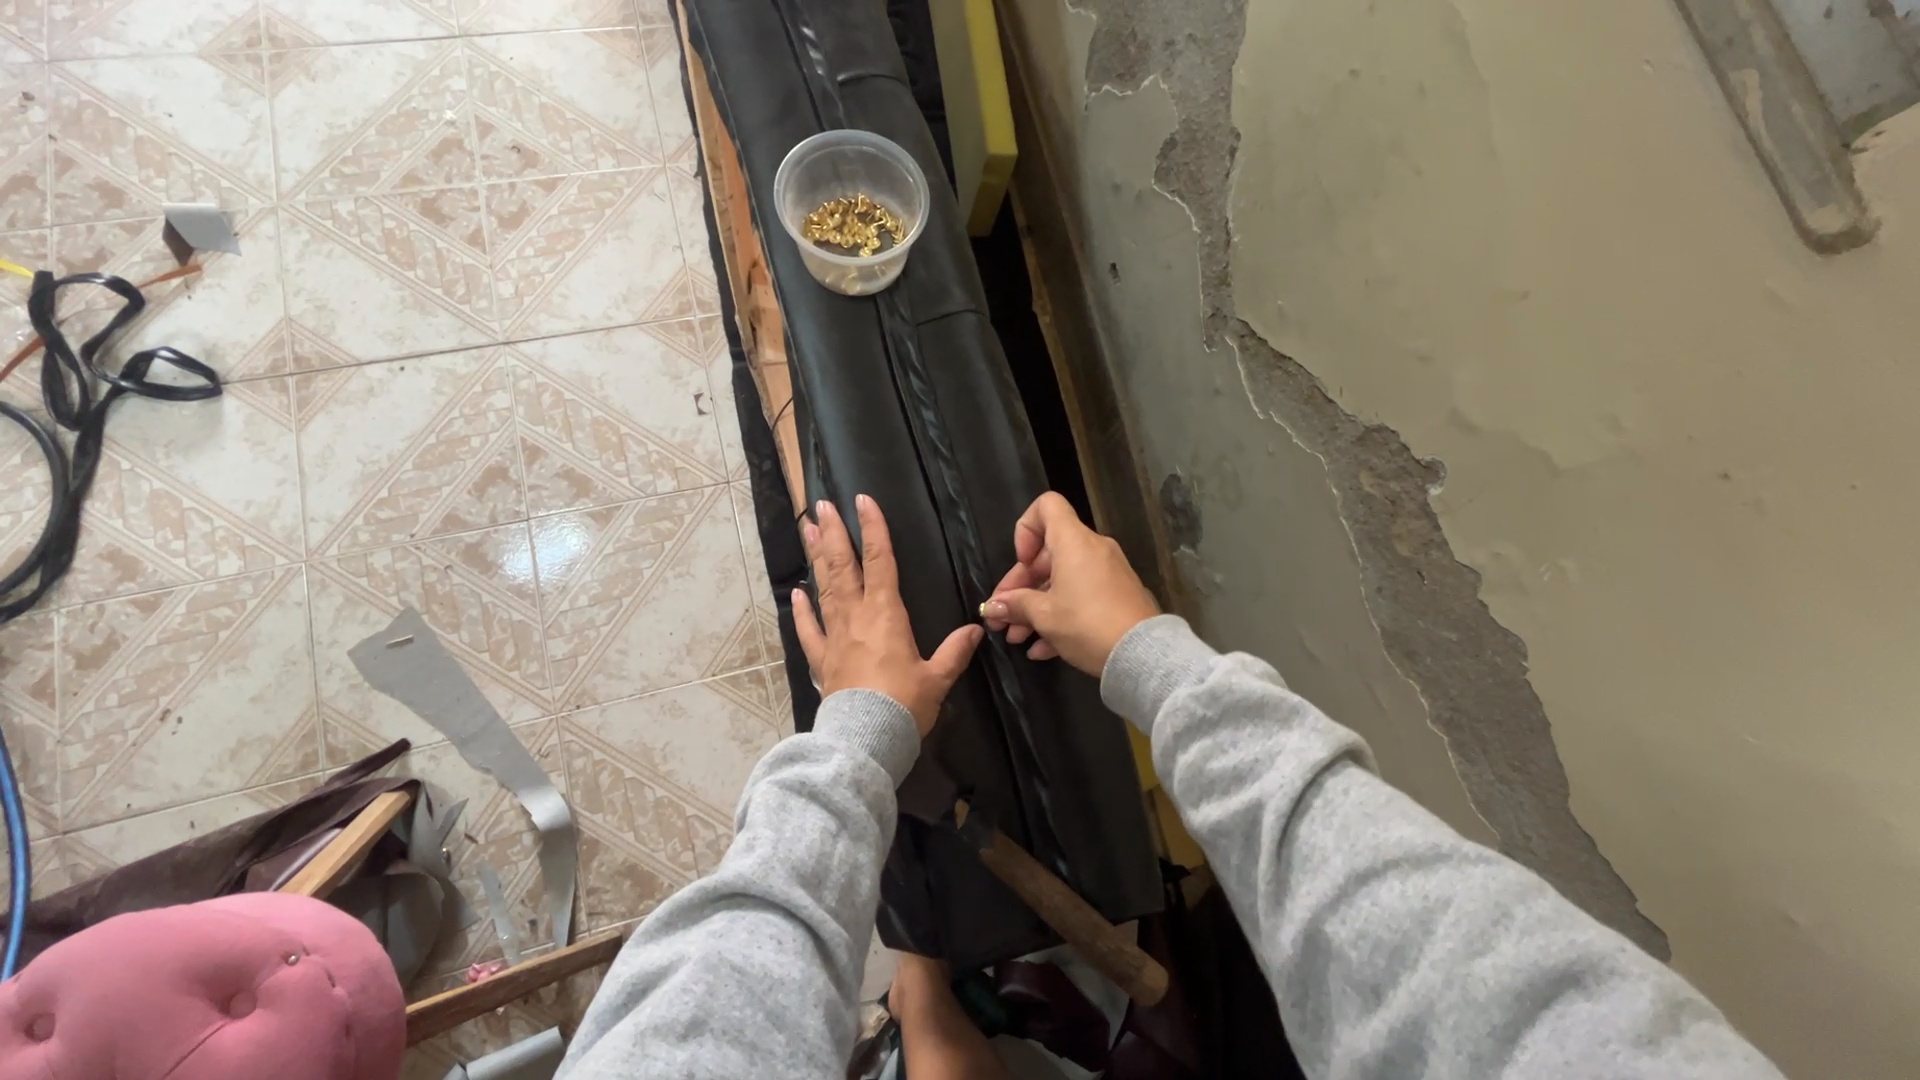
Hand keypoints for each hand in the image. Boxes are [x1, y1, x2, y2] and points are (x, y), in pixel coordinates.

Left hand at [794, 495, 983, 735]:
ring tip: (807, 531)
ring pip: (824, 588)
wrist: (866, 739)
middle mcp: (856, 617)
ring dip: (816, 558)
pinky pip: (809, 630)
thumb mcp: (938, 678)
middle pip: (843, 567)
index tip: (863, 501)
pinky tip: (796, 593)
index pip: (880, 561)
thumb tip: (976, 630)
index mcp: (886, 614)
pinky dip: (802, 611)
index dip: (873, 529)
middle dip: (833, 534)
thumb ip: (955, 651)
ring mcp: (835, 637)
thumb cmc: (904, 705)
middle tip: (822, 506)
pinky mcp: (822, 660)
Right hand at [979, 492, 1158, 676]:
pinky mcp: (1117, 596)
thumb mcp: (1044, 616)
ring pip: (1063, 581)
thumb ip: (1015, 606)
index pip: (1047, 506)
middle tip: (1002, 617)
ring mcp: (1108, 573)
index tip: (1022, 563)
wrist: (1144, 655)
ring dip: (1036, 607)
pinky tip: (1041, 649)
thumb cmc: (1087, 625)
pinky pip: (1081, 597)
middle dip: (1021, 586)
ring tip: (1016, 638)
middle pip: (1049, 554)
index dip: (1026, 529)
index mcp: (1074, 542)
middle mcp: (1093, 550)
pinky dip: (1060, 615)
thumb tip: (992, 607)